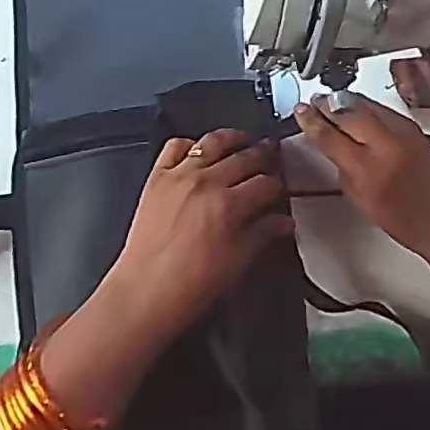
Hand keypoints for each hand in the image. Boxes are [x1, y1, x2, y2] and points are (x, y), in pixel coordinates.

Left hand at [102, 130, 292, 338]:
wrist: (146, 291)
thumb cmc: (190, 284)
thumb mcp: (237, 262)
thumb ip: (262, 234)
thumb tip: (283, 222)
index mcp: (229, 205)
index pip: (265, 184)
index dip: (277, 184)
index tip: (279, 187)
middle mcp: (206, 182)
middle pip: (244, 158)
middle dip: (262, 155)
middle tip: (270, 154)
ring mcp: (179, 175)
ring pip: (212, 142)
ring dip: (232, 138)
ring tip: (242, 139)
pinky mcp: (157, 176)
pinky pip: (175, 146)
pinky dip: (189, 143)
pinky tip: (198, 150)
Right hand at [293, 96, 429, 284]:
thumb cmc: (406, 219)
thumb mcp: (359, 199)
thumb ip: (341, 167)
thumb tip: (327, 142)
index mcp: (367, 170)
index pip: (329, 135)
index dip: (310, 121)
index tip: (301, 112)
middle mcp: (386, 146)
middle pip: (347, 113)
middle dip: (326, 106)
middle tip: (313, 104)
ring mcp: (402, 133)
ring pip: (364, 104)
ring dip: (344, 101)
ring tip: (329, 102)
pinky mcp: (413, 128)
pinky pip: (381, 108)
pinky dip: (364, 106)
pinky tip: (355, 107)